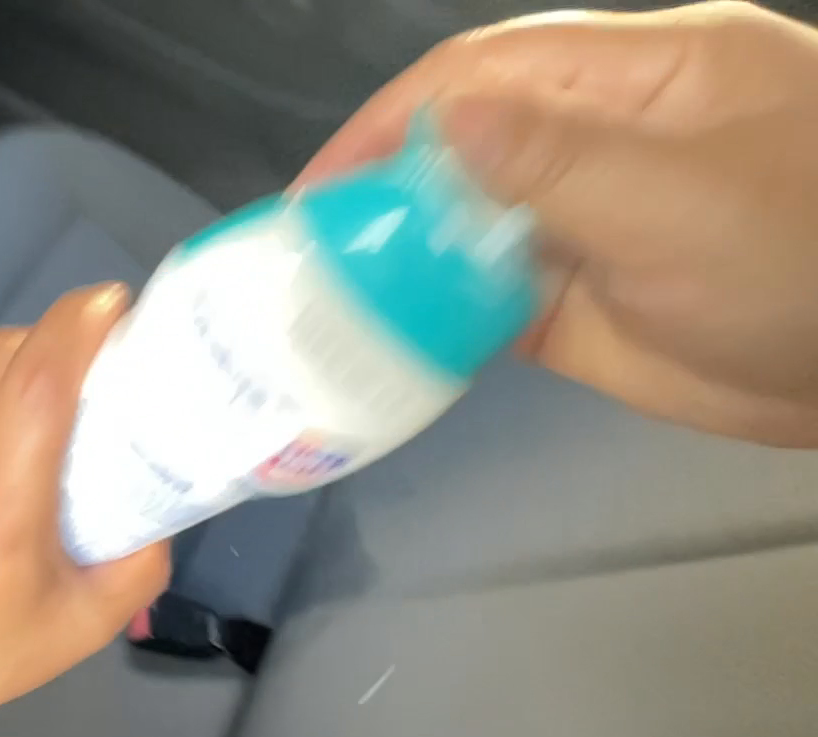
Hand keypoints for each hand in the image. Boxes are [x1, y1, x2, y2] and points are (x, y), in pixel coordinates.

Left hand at [0, 285, 170, 731]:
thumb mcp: (86, 623)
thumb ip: (141, 561)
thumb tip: (155, 509)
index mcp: (1, 504)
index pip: (37, 381)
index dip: (76, 326)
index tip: (114, 306)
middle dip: (50, 335)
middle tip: (89, 361)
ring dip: (6, 364)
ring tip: (37, 396)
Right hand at [302, 1, 817, 446]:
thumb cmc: (804, 268)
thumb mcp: (680, 203)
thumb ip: (559, 161)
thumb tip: (442, 122)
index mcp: (638, 82)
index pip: (482, 73)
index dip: (387, 122)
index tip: (316, 190)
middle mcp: (590, 144)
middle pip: (452, 146)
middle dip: (372, 189)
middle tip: (302, 249)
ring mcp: (565, 223)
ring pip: (448, 222)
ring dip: (385, 253)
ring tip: (316, 292)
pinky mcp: (547, 293)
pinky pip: (460, 291)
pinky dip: (415, 309)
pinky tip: (373, 330)